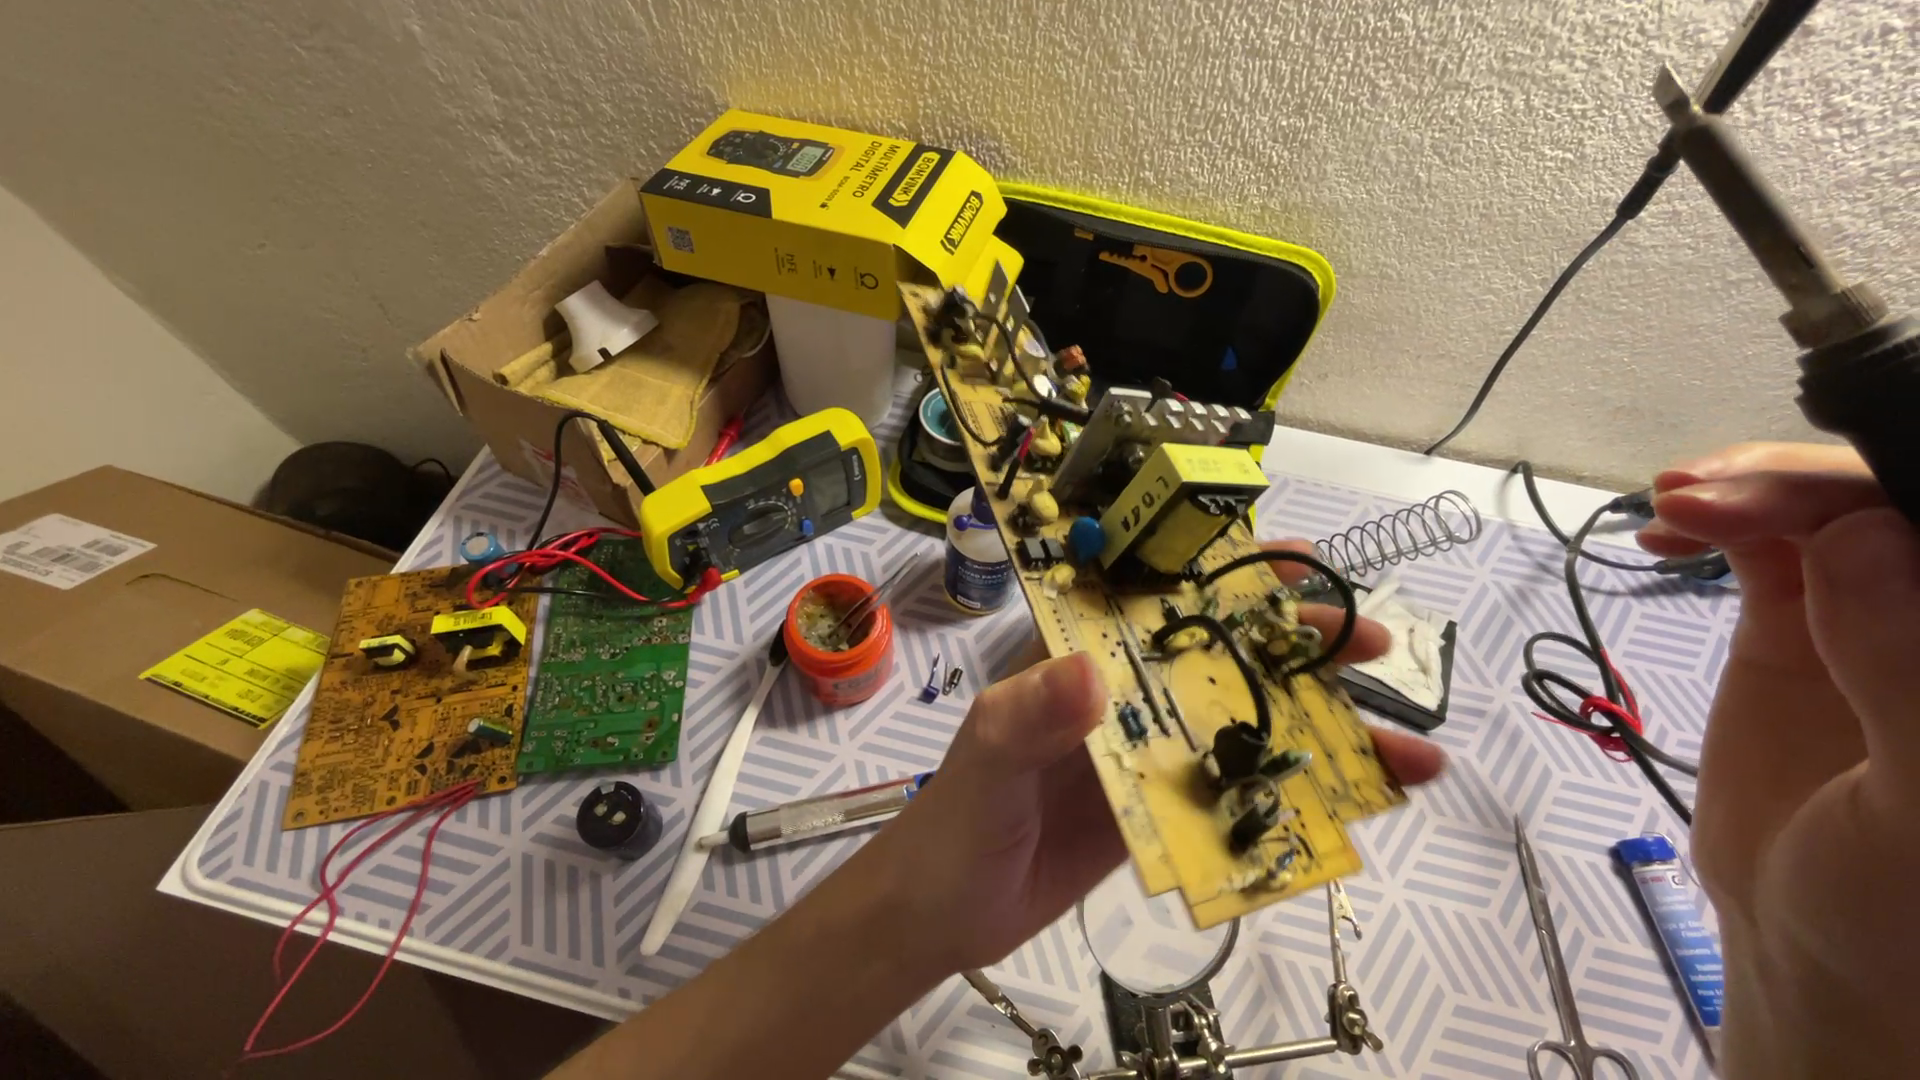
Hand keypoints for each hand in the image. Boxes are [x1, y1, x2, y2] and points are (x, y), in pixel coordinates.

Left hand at [860, 539, 1446, 975]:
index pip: (1158, 596)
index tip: (1299, 562)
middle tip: (1371, 638)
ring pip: (1244, 723)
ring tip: (1408, 743)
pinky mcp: (1166, 812)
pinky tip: (1362, 805)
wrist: (949, 911)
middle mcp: (1123, 695)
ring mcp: (1150, 754)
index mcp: (1080, 657)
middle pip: (1220, 654)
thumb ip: (1028, 715)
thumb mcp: (986, 754)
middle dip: (1297, 643)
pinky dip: (1298, 796)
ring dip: (1321, 727)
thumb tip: (1091, 674)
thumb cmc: (957, 820)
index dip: (1227, 572)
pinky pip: (1240, 792)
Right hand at [1638, 442, 1919, 1077]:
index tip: (1775, 491)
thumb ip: (1903, 672)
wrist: (1816, 939)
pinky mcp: (1804, 626)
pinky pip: (1765, 546)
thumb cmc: (1902, 901)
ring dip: (1742, 495)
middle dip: (1792, 483)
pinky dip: (1711, 525)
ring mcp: (1880, 613)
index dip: (1879, 482)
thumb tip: (1859, 534)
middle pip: (1886, 501)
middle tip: (1690, 497)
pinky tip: (1664, 532)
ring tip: (1667, 508)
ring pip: (1825, 510)